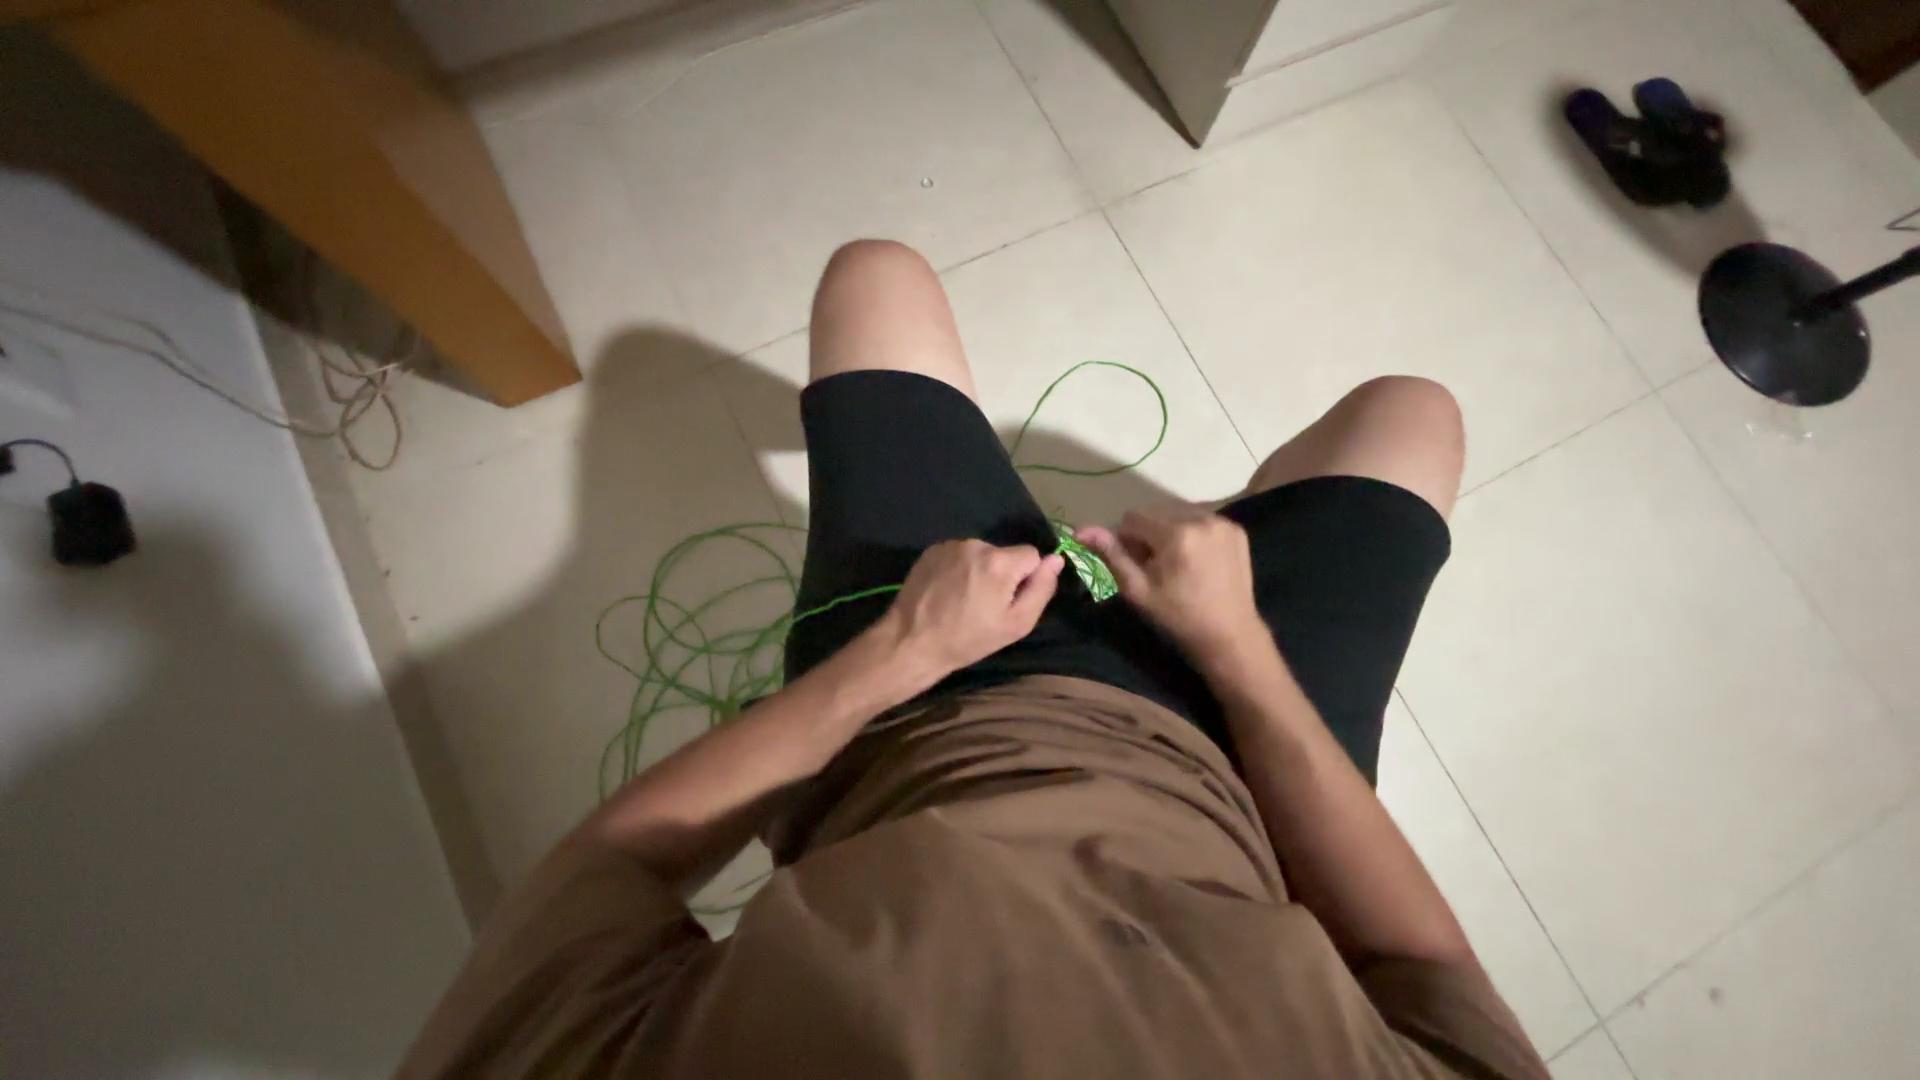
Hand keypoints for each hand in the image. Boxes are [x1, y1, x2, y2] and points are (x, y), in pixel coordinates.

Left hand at [876, 540, 1064, 679]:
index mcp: (999, 561)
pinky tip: (947, 592)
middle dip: (1001, 574)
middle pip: (1004, 554)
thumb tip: (1055, 560)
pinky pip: (958, 555)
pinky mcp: (931, 550)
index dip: (1026, 578)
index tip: (1009, 601)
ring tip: (963, 600)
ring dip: (979, 571)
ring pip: (980, 554)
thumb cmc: (969, 638)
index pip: (1031, 554)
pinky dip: (958, 569)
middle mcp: (976, 544)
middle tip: (984, 605)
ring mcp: (950, 545)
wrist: (912, 640)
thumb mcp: (1016, 624)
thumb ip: (1041, 589)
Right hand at [1076, 509, 1265, 664]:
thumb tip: (1082, 530)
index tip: (1136, 564)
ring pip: (1178, 514)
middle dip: (1149, 535)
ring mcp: (1223, 523)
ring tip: (1177, 564)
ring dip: (1170, 532)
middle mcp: (1202, 519)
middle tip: (1156, 567)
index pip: (1133, 518)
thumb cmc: (1177, 616)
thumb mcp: (1137, 589)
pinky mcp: (1237, 529)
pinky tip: (1197, 560)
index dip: (1127, 540)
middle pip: (1157, 513)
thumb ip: (1111, 555)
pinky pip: (1201, 520)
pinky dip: (1192, 534)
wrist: (1229, 635)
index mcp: (1177, 534)